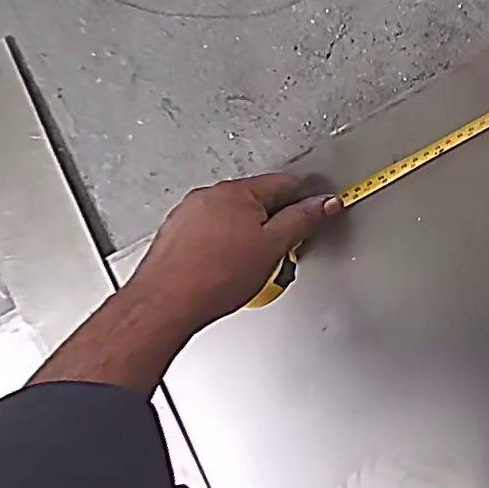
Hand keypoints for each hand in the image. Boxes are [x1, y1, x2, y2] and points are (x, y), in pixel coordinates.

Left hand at [127, 173, 343, 331]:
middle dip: (277, 222)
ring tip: (253, 265)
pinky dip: (226, 246)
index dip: (308, 200)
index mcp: (236, 191)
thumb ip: (302, 219)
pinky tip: (228, 269)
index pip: (285, 183)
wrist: (166, 304)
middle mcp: (210, 196)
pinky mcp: (177, 234)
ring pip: (235, 217)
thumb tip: (322, 204)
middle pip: (259, 200)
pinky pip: (213, 232)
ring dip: (251, 235)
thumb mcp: (274, 246)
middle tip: (284, 249)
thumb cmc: (212, 277)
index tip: (319, 213)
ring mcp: (190, 214)